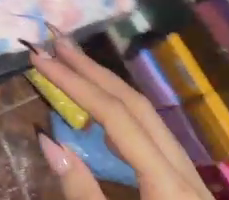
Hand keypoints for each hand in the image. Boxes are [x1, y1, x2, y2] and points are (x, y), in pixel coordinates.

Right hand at [27, 31, 206, 199]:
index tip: (38, 57)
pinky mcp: (187, 188)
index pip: (114, 115)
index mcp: (167, 181)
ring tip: (72, 65)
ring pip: (147, 117)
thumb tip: (47, 139)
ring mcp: (190, 177)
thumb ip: (82, 193)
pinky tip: (102, 116)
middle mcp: (183, 168)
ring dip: (107, 87)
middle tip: (56, 43)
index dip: (74, 83)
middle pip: (135, 104)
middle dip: (92, 71)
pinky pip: (153, 137)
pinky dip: (123, 114)